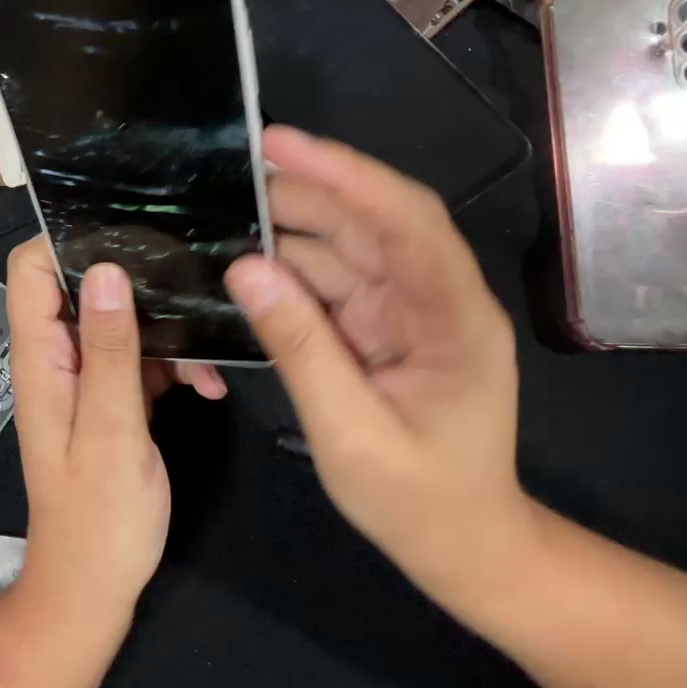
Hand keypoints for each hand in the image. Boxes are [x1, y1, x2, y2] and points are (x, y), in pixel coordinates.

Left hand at [4, 238, 218, 621]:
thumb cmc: (98, 516)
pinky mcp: (112, 399)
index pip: (30, 271)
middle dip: (131, 278)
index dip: (63, 241)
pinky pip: (140, 359)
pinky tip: (210, 384)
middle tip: (187, 275)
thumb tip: (104, 270)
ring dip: (164, 329)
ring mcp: (85, 378)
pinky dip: (173, 364)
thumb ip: (109, 350)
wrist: (95, 585)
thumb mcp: (110, 428)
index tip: (122, 228)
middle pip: (80, 287)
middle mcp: (56, 358)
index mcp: (40, 358)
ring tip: (210, 351)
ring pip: (119, 322)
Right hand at [222, 125, 538, 613]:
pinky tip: (242, 258)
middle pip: (370, 219)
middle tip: (227, 178)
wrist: (464, 542)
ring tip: (221, 213)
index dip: (345, 175)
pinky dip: (285, 263)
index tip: (280, 144)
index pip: (406, 223)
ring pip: (344, 241)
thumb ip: (301, 350)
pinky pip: (329, 275)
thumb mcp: (352, 436)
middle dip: (302, 190)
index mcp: (454, 319)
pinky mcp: (378, 320)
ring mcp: (405, 306)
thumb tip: (244, 270)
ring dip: (287, 224)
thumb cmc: (421, 501)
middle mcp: (434, 296)